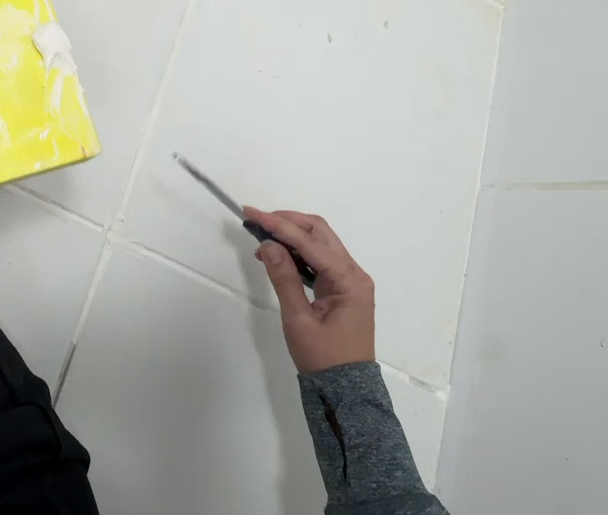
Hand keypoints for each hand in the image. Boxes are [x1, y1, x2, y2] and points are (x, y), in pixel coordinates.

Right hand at [245, 206, 375, 372]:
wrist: (345, 392)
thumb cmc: (323, 359)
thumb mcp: (298, 320)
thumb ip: (284, 279)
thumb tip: (268, 245)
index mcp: (349, 281)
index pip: (310, 242)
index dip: (279, 225)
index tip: (252, 214)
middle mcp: (354, 274)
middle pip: (319, 233)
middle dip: (288, 222)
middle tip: (257, 221)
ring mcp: (350, 280)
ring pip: (320, 242)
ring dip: (292, 234)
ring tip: (262, 236)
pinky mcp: (342, 288)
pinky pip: (319, 258)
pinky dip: (298, 251)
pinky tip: (278, 254)